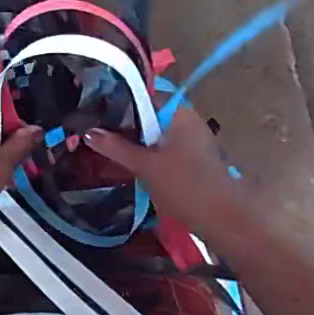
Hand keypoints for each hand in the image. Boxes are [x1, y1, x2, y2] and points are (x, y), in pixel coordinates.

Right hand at [85, 108, 253, 237]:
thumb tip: (89, 131)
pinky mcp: (189, 157)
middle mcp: (186, 119)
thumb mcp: (144, 166)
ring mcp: (189, 139)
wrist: (224, 220)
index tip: (92, 110)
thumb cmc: (185, 186)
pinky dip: (142, 150)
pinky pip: (160, 145)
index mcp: (178, 112)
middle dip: (120, 122)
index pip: (142, 94)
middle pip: (146, 112)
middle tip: (92, 130)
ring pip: (152, 131)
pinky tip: (124, 161)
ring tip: (102, 145)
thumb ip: (115, 147)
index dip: (116, 99)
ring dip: (130, 138)